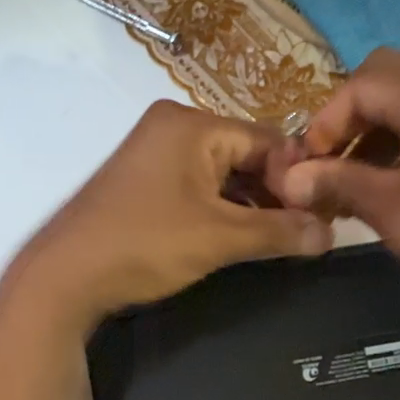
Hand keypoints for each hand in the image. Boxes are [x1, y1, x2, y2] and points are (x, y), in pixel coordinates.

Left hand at [0, 101, 334, 335]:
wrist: (68, 276)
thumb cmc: (145, 245)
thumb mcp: (220, 239)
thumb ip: (279, 233)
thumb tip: (331, 235)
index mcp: (193, 124)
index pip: (269, 139)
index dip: (300, 177)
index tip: (325, 215)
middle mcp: (176, 128)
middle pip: (248, 155)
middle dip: (280, 194)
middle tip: (310, 233)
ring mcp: (160, 155)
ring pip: (227, 176)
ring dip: (256, 208)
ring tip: (286, 242)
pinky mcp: (150, 184)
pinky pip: (204, 190)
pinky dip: (228, 213)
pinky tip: (248, 242)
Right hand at [269, 49, 399, 329]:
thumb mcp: (391, 211)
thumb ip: (337, 183)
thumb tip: (287, 179)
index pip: (361, 85)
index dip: (324, 125)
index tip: (303, 171)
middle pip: (388, 82)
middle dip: (350, 125)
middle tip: (328, 175)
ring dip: (379, 137)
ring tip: (355, 189)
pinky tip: (394, 187)